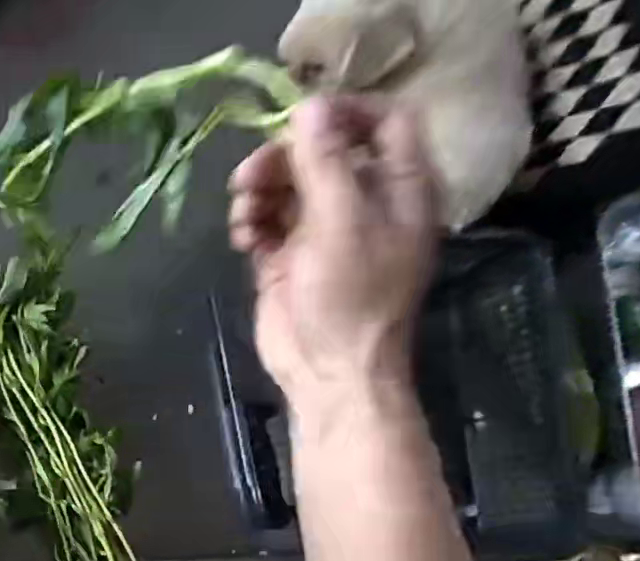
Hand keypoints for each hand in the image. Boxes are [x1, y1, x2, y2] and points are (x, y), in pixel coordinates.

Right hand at [228, 96, 439, 415]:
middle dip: (283, 159)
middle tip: (249, 176)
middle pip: (321, 154)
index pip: (383, 123)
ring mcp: (320, 236)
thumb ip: (325, 163)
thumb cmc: (351, 299)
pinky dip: (251, 223)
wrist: (328, 373)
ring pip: (286, 188)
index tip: (299, 118)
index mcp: (397, 189)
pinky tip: (242, 237)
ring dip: (259, 191)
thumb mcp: (343, 223)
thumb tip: (306, 107)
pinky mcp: (286, 263)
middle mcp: (361, 205)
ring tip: (243, 213)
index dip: (344, 111)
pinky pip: (265, 224)